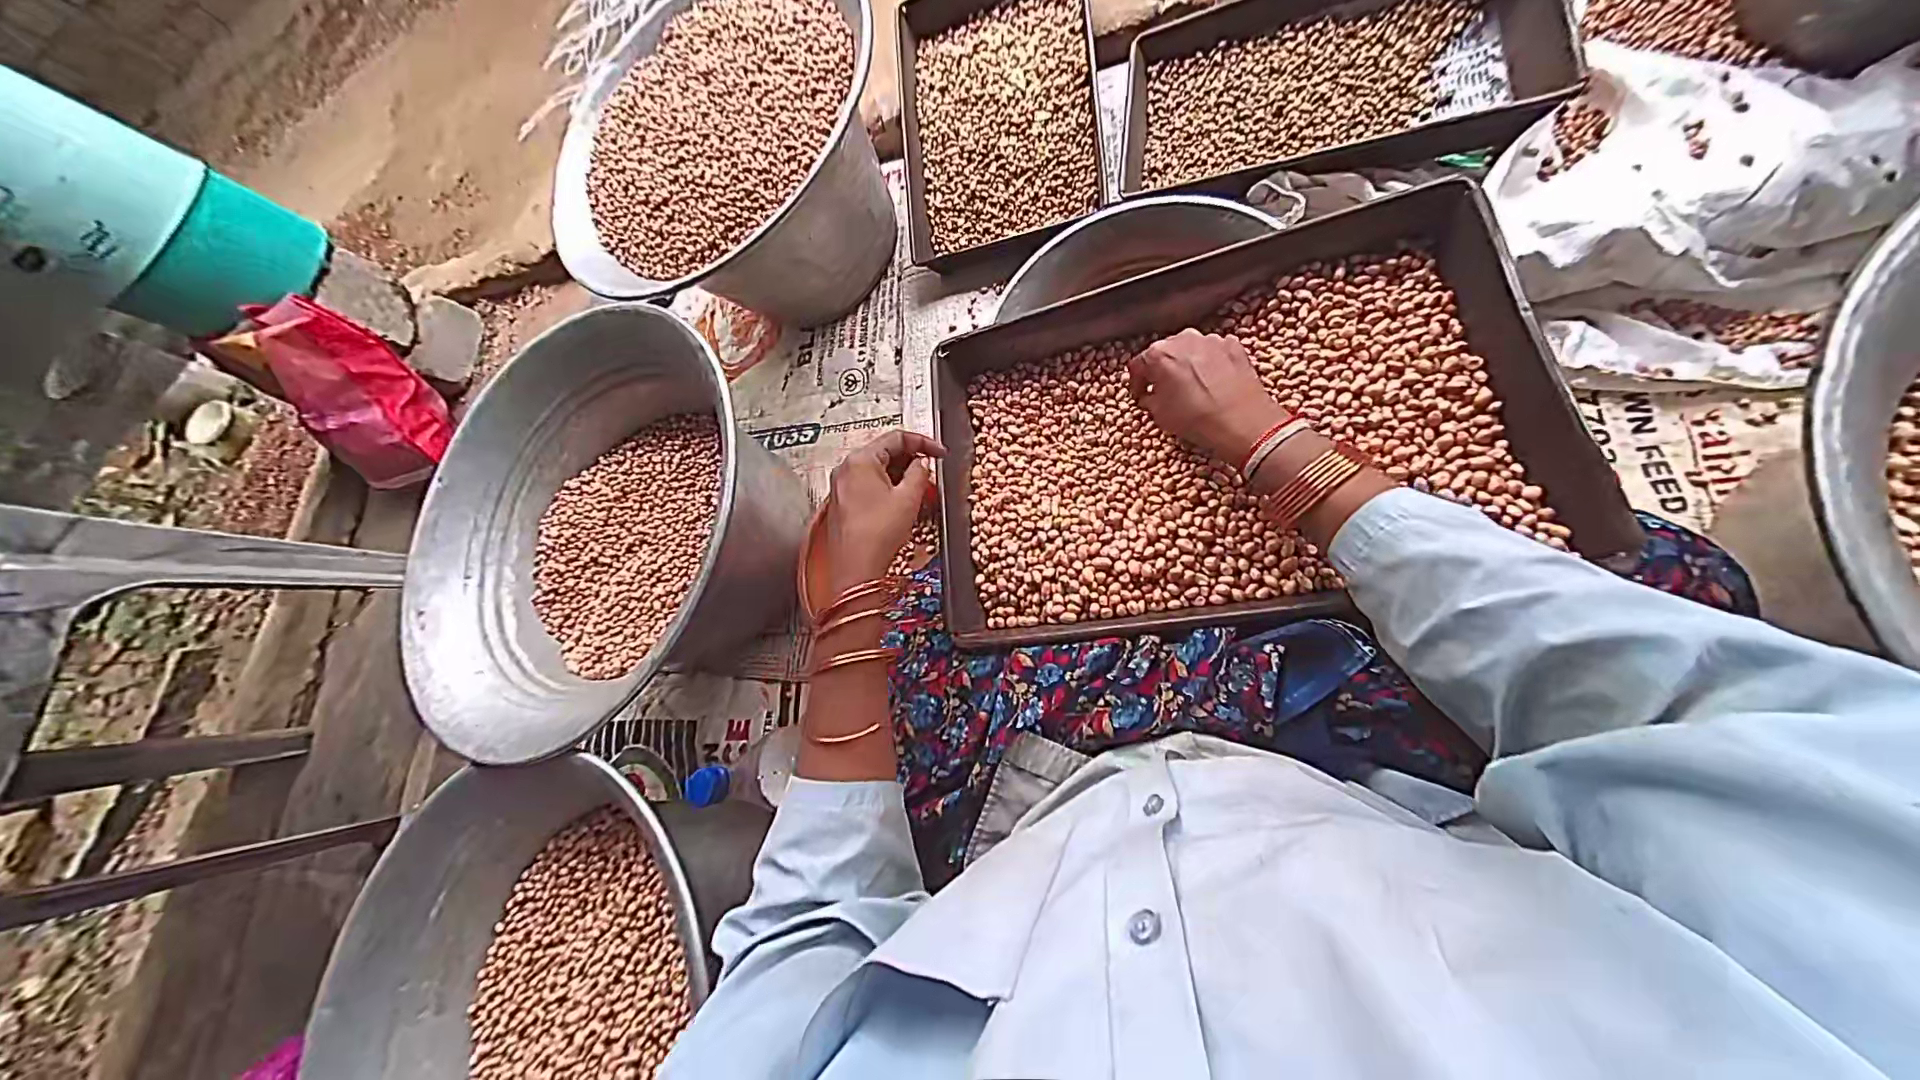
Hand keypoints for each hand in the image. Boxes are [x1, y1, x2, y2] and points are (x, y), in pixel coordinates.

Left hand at [823, 430, 945, 594]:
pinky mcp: (843, 504)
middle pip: (884, 452)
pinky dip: (888, 489)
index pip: (896, 437)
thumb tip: (922, 464)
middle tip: (930, 472)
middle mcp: (846, 469)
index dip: (923, 442)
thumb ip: (919, 473)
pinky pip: (869, 486)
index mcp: (860, 460)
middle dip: (911, 460)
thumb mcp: (909, 498)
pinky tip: (901, 504)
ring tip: (919, 491)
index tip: (938, 452)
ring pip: (877, 470)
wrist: (856, 569)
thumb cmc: (876, 534)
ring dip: (900, 476)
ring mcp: (842, 487)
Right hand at [1128, 329, 1289, 465]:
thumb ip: (1149, 399)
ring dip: (1186, 366)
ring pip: (1190, 350)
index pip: (1138, 364)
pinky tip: (1211, 383)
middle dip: (1161, 371)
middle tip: (1162, 391)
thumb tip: (1151, 396)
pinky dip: (1209, 365)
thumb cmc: (1200, 419)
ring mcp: (1211, 341)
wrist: (1242, 423)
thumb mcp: (1160, 415)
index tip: (1140, 394)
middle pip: (1164, 352)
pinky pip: (1214, 353)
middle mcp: (1184, 340)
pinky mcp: (1234, 347)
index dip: (1137, 382)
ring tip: (1189, 389)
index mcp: (1159, 354)